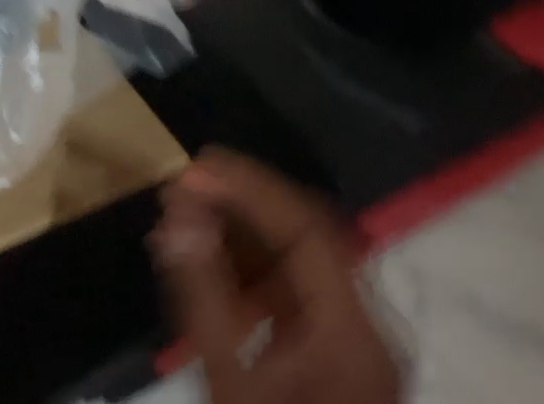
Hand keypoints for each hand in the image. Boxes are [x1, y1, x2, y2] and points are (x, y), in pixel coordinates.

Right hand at [150, 149, 400, 403]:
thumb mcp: (228, 375)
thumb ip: (203, 290)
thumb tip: (178, 215)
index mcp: (351, 332)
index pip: (307, 232)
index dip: (250, 189)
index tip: (195, 167)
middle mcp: (366, 328)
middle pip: (309, 240)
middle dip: (243, 203)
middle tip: (183, 185)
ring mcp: (354, 343)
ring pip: (300, 262)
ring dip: (242, 232)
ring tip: (183, 215)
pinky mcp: (336, 355)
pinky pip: (295, 292)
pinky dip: (249, 267)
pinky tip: (207, 260)